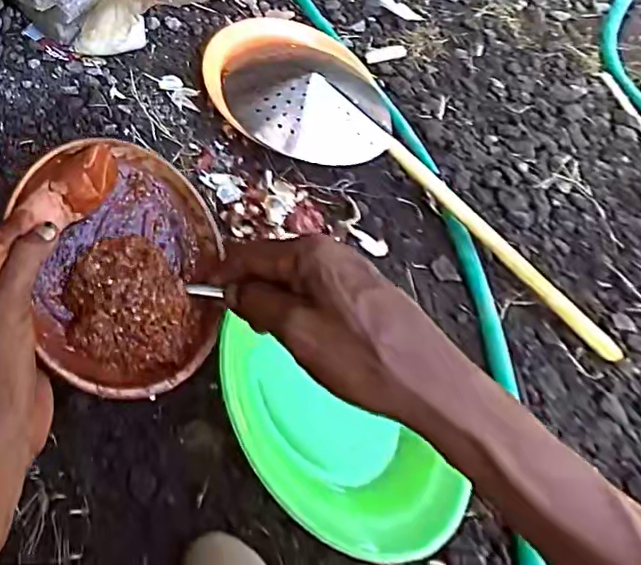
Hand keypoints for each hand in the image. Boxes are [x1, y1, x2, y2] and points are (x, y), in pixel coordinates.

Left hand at [0, 221, 61, 465]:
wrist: (2, 431)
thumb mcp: (6, 306)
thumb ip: (23, 262)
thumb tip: (44, 228)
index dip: (8, 226)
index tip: (39, 213)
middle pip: (0, 260)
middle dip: (24, 241)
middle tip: (55, 226)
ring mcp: (0, 324)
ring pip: (18, 282)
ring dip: (38, 266)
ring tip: (65, 248)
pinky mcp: (21, 343)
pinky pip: (34, 308)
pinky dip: (49, 292)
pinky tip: (68, 287)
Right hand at [211, 236, 454, 421]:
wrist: (438, 389)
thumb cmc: (363, 359)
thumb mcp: (297, 331)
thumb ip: (256, 303)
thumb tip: (232, 290)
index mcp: (310, 252)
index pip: (249, 253)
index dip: (222, 273)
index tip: (201, 289)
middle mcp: (330, 250)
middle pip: (272, 262)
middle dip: (250, 287)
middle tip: (238, 319)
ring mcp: (351, 269)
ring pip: (294, 277)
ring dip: (275, 299)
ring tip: (270, 331)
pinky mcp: (367, 290)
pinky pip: (317, 289)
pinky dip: (299, 305)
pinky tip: (304, 333)